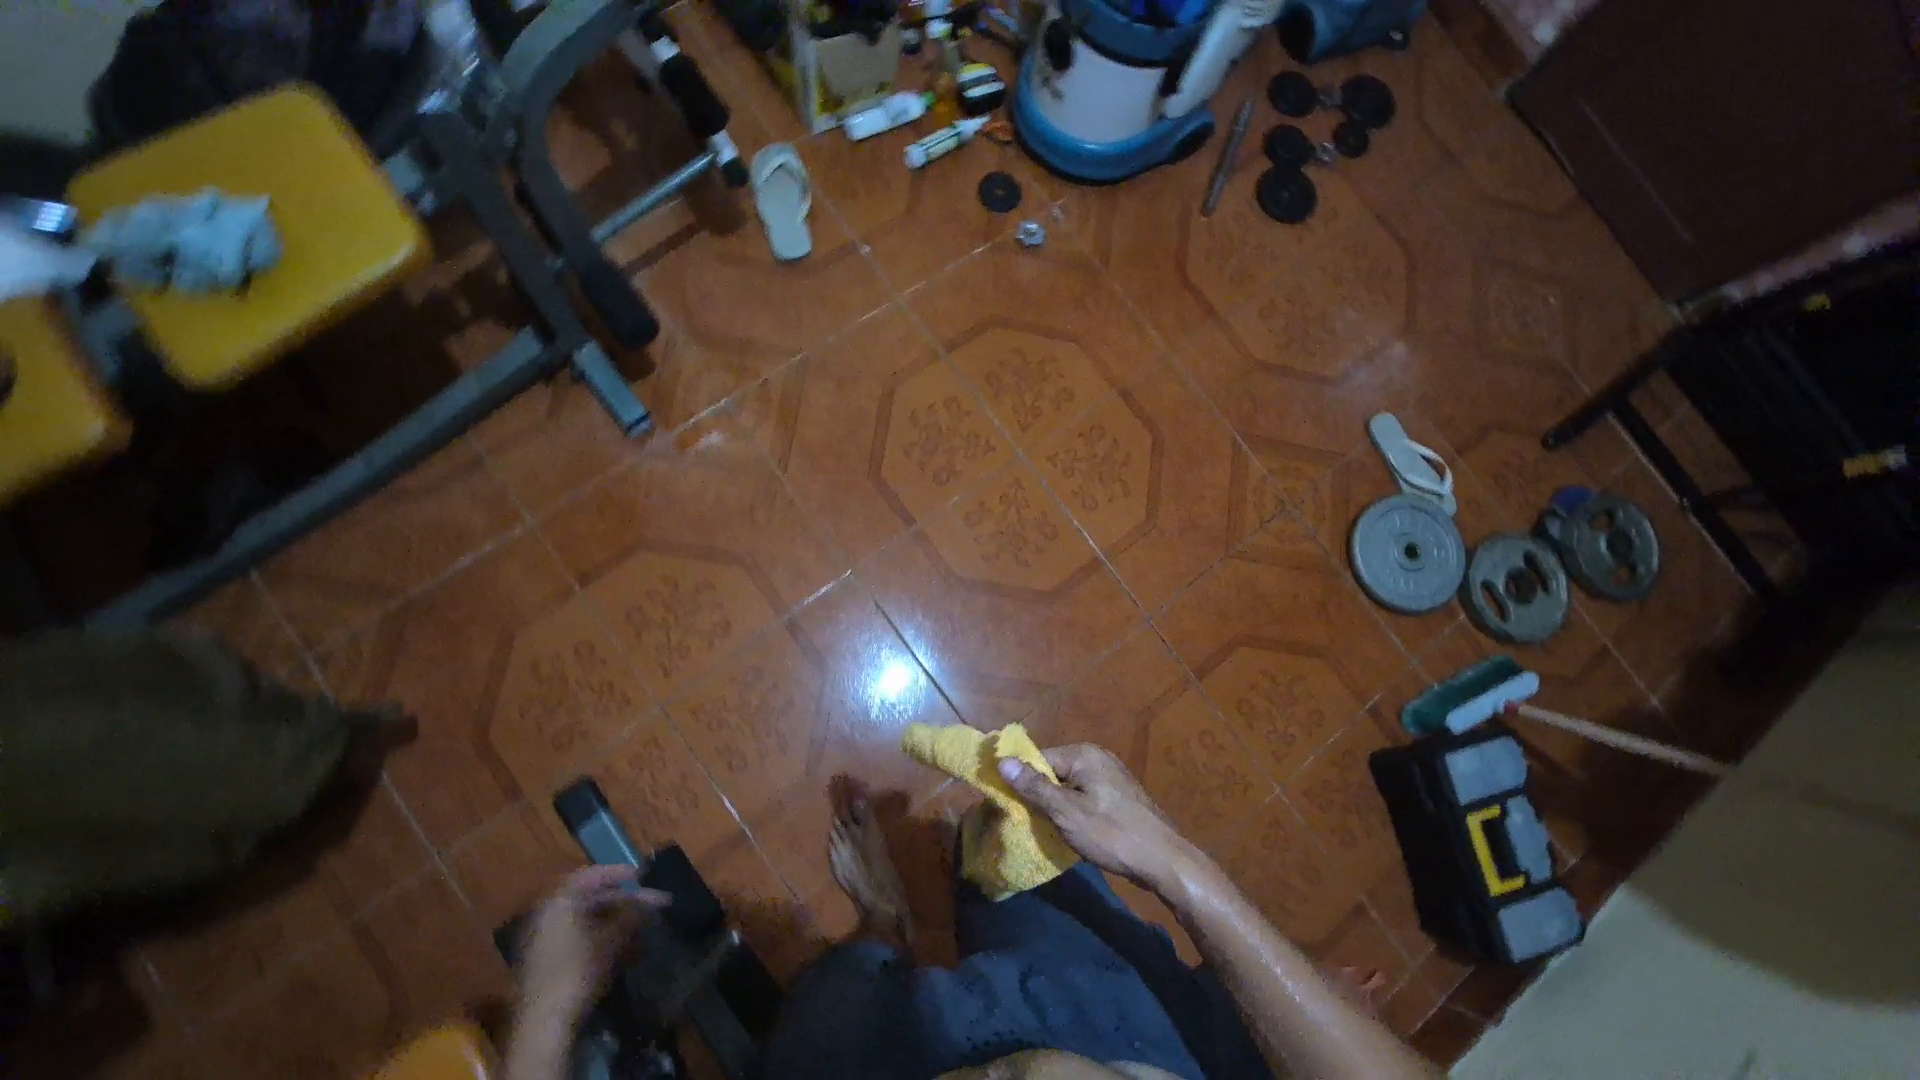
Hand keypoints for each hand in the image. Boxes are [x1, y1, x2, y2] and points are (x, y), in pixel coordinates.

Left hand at [517, 865, 669, 1021]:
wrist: (543, 1023)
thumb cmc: (577, 970)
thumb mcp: (610, 940)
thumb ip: (632, 915)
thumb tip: (652, 902)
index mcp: (559, 902)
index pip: (590, 876)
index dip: (618, 873)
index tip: (642, 876)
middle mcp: (548, 915)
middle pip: (591, 899)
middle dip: (624, 902)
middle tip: (652, 905)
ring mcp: (546, 939)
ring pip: (588, 921)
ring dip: (617, 921)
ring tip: (643, 927)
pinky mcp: (549, 962)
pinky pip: (581, 939)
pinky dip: (604, 938)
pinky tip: (626, 949)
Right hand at [997, 744, 1201, 892]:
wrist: (1164, 860)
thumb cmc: (1112, 833)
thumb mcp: (1066, 812)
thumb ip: (1034, 786)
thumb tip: (1002, 760)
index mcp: (1084, 754)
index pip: (1038, 758)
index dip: (1020, 779)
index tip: (1006, 803)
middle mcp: (1098, 758)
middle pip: (1054, 772)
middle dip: (1038, 795)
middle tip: (1024, 820)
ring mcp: (1111, 777)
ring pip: (1069, 787)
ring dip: (1056, 806)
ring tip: (1044, 828)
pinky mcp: (1119, 797)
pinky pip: (1085, 797)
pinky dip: (1074, 812)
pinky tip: (1070, 832)